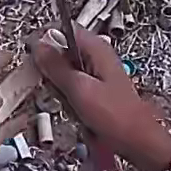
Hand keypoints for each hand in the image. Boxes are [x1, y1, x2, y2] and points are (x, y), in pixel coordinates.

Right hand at [30, 28, 170, 170]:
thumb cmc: (116, 116)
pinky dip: (67, 94)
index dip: (44, 40)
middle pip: (62, 50)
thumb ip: (56, 66)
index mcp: (96, 48)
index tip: (33, 57)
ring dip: (58, 84)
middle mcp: (97, 56)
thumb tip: (39, 46)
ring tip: (64, 100)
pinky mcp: (95, 88)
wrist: (136, 141)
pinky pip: (72, 85)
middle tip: (48, 84)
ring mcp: (96, 72)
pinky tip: (71, 107)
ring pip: (65, 70)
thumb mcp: (79, 89)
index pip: (63, 29)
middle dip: (51, 67)